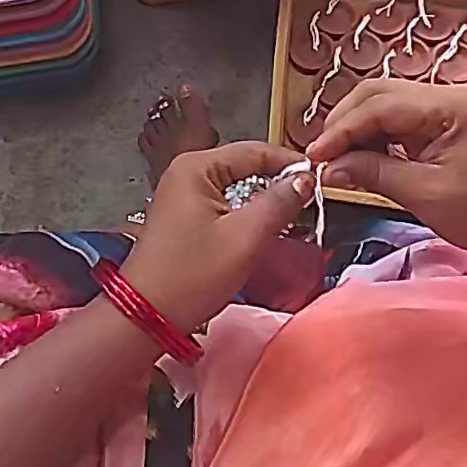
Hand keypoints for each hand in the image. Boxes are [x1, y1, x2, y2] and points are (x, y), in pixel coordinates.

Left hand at [120, 141, 313, 329]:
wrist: (147, 315)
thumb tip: (304, 180)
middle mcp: (186, 173)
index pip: (254, 151)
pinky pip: (224, 203)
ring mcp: (182, 194)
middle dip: (277, 182)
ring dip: (263, 201)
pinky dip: (246, 214)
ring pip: (236, 187)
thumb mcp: (244, 238)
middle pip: (244, 166)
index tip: (319, 180)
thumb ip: (278, 203)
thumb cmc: (191, 276)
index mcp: (196, 167)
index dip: (289, 163)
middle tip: (310, 200)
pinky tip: (264, 229)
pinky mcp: (184, 215)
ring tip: (293, 216)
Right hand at [306, 79, 466, 272]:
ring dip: (354, 128)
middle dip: (344, 122)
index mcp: (453, 107)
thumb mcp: (424, 194)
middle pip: (378, 93)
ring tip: (335, 158)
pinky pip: (394, 119)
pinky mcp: (438, 121)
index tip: (315, 155)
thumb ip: (373, 173)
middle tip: (321, 156)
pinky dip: (371, 135)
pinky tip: (358, 156)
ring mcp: (444, 106)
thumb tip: (328, 168)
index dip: (342, 129)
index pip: (382, 106)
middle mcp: (448, 95)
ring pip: (382, 103)